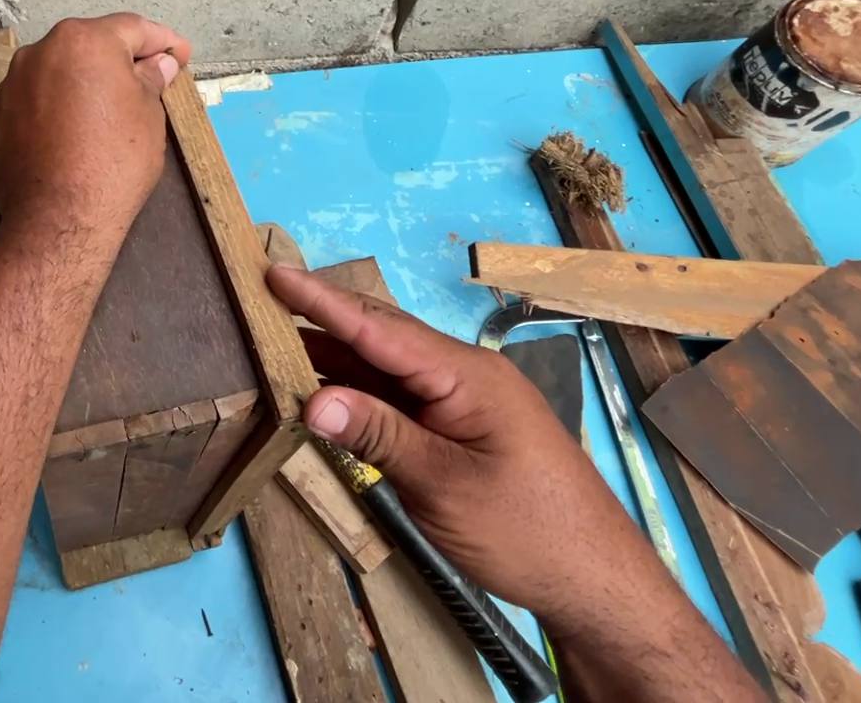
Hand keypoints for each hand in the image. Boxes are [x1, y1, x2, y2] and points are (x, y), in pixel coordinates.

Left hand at [0, 14, 190, 237]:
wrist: (58, 219)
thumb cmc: (114, 163)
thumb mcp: (148, 116)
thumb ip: (151, 79)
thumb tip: (158, 64)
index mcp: (82, 41)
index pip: (132, 28)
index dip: (163, 41)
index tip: (181, 54)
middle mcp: (39, 52)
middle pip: (89, 46)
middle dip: (120, 60)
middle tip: (149, 81)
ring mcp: (12, 84)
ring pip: (58, 72)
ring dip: (83, 83)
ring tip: (108, 111)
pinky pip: (36, 100)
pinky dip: (56, 107)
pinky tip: (73, 132)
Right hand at [267, 265, 670, 636]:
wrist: (598, 586)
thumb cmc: (529, 532)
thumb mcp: (445, 485)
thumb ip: (378, 435)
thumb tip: (311, 401)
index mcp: (464, 374)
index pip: (379, 327)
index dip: (321, 301)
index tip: (273, 274)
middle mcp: (458, 374)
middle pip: (377, 334)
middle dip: (319, 315)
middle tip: (262, 295)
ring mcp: (455, 399)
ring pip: (381, 365)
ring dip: (329, 355)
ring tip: (271, 338)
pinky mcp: (451, 425)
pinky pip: (391, 395)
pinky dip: (351, 391)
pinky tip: (315, 390)